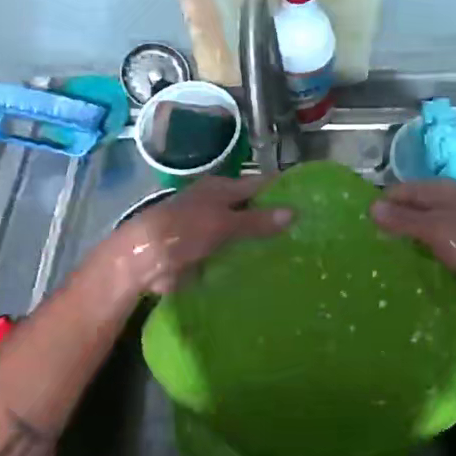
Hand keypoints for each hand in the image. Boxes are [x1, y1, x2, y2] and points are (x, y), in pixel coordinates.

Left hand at [96, 175, 292, 295]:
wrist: (144, 261)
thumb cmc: (182, 231)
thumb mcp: (223, 223)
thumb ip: (257, 220)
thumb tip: (294, 212)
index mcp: (221, 188)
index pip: (260, 185)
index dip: (283, 192)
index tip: (311, 202)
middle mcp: (217, 205)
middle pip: (254, 210)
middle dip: (276, 220)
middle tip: (310, 233)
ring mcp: (211, 230)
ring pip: (245, 234)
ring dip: (263, 243)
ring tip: (298, 253)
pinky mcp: (206, 254)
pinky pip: (234, 255)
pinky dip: (248, 260)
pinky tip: (271, 270)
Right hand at [370, 180, 455, 313]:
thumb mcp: (436, 230)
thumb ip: (404, 219)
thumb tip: (371, 207)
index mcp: (445, 190)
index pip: (403, 190)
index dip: (384, 203)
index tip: (363, 222)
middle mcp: (452, 201)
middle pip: (414, 206)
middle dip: (394, 218)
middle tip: (370, 238)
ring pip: (424, 224)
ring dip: (407, 235)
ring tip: (385, 251)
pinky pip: (434, 242)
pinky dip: (421, 248)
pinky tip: (411, 261)